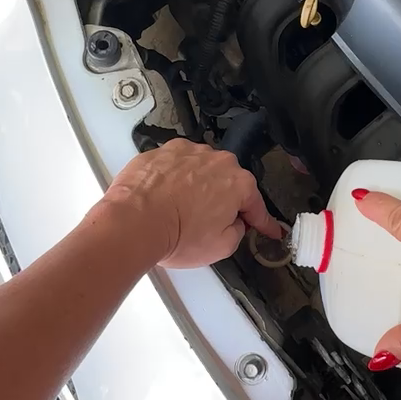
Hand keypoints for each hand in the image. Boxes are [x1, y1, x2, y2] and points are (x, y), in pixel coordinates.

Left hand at [100, 139, 279, 268]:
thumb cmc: (175, 234)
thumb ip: (237, 232)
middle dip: (221, 201)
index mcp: (238, 183)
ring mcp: (188, 152)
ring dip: (195, 187)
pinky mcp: (162, 151)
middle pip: (227, 182)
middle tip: (206, 224)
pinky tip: (163, 199)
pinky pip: (174, 166)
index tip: (267, 228)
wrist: (134, 222)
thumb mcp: (220, 248)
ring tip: (178, 211)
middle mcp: (217, 161)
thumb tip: (234, 224)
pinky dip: (172, 179)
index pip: (256, 204)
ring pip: (199, 170)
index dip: (262, 221)